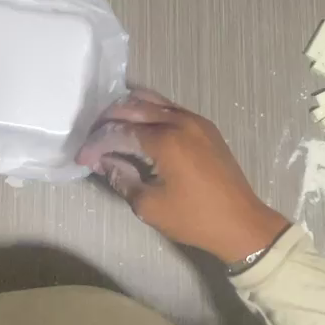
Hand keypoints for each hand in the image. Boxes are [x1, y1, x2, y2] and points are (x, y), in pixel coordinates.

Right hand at [77, 89, 289, 263]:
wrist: (242, 224)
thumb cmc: (194, 218)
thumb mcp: (149, 205)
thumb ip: (122, 178)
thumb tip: (103, 162)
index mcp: (166, 140)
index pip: (119, 132)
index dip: (97, 144)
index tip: (82, 159)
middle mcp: (180, 121)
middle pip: (133, 107)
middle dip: (107, 121)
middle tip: (91, 140)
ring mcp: (195, 120)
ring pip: (152, 101)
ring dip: (127, 111)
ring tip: (109, 128)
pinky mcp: (204, 126)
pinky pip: (169, 108)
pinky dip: (148, 112)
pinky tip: (137, 126)